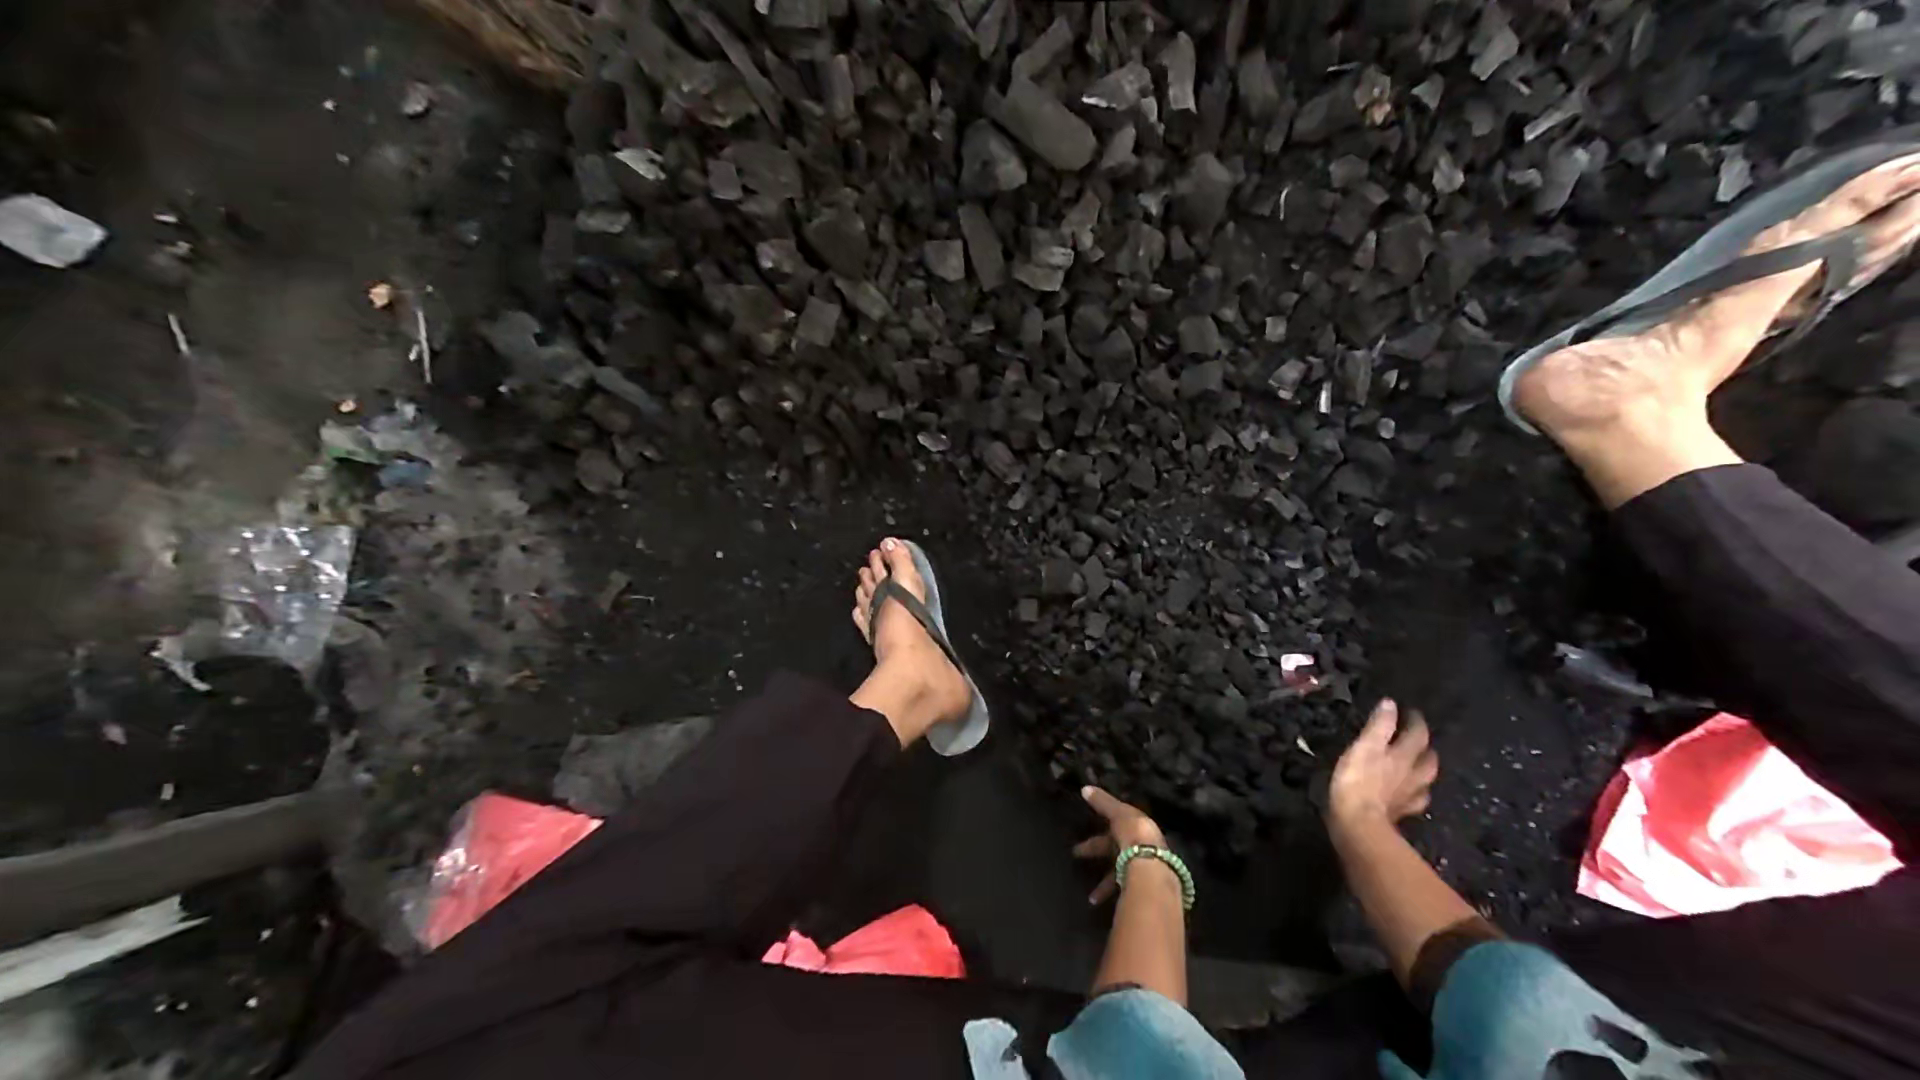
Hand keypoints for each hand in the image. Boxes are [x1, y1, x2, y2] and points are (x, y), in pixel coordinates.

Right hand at [1072, 785, 1165, 904]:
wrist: (1150, 865)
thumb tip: (1084, 788)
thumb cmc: (1134, 834)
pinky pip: (1122, 889)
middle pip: (1115, 848)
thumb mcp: (1118, 813)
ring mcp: (1142, 867)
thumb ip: (1102, 802)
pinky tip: (1097, 900)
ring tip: (1090, 895)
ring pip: (1118, 871)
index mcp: (1137, 827)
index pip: (1116, 824)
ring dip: (1103, 882)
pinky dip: (1109, 894)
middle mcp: (1141, 846)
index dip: (1099, 825)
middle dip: (1095, 851)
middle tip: (1075, 855)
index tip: (1084, 828)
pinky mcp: (1141, 886)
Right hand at [1329, 699, 1438, 829]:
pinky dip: (1416, 792)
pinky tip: (1410, 793)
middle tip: (1418, 739)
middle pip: (1428, 759)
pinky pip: (1416, 799)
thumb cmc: (1357, 780)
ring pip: (1426, 779)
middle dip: (1426, 747)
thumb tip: (1391, 703)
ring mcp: (1409, 795)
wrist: (1358, 822)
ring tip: (1418, 764)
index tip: (1411, 711)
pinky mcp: (1402, 811)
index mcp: (1403, 756)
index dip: (1416, 721)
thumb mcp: (1364, 746)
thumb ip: (1379, 725)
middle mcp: (1413, 774)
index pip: (1417, 734)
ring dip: (1425, 769)